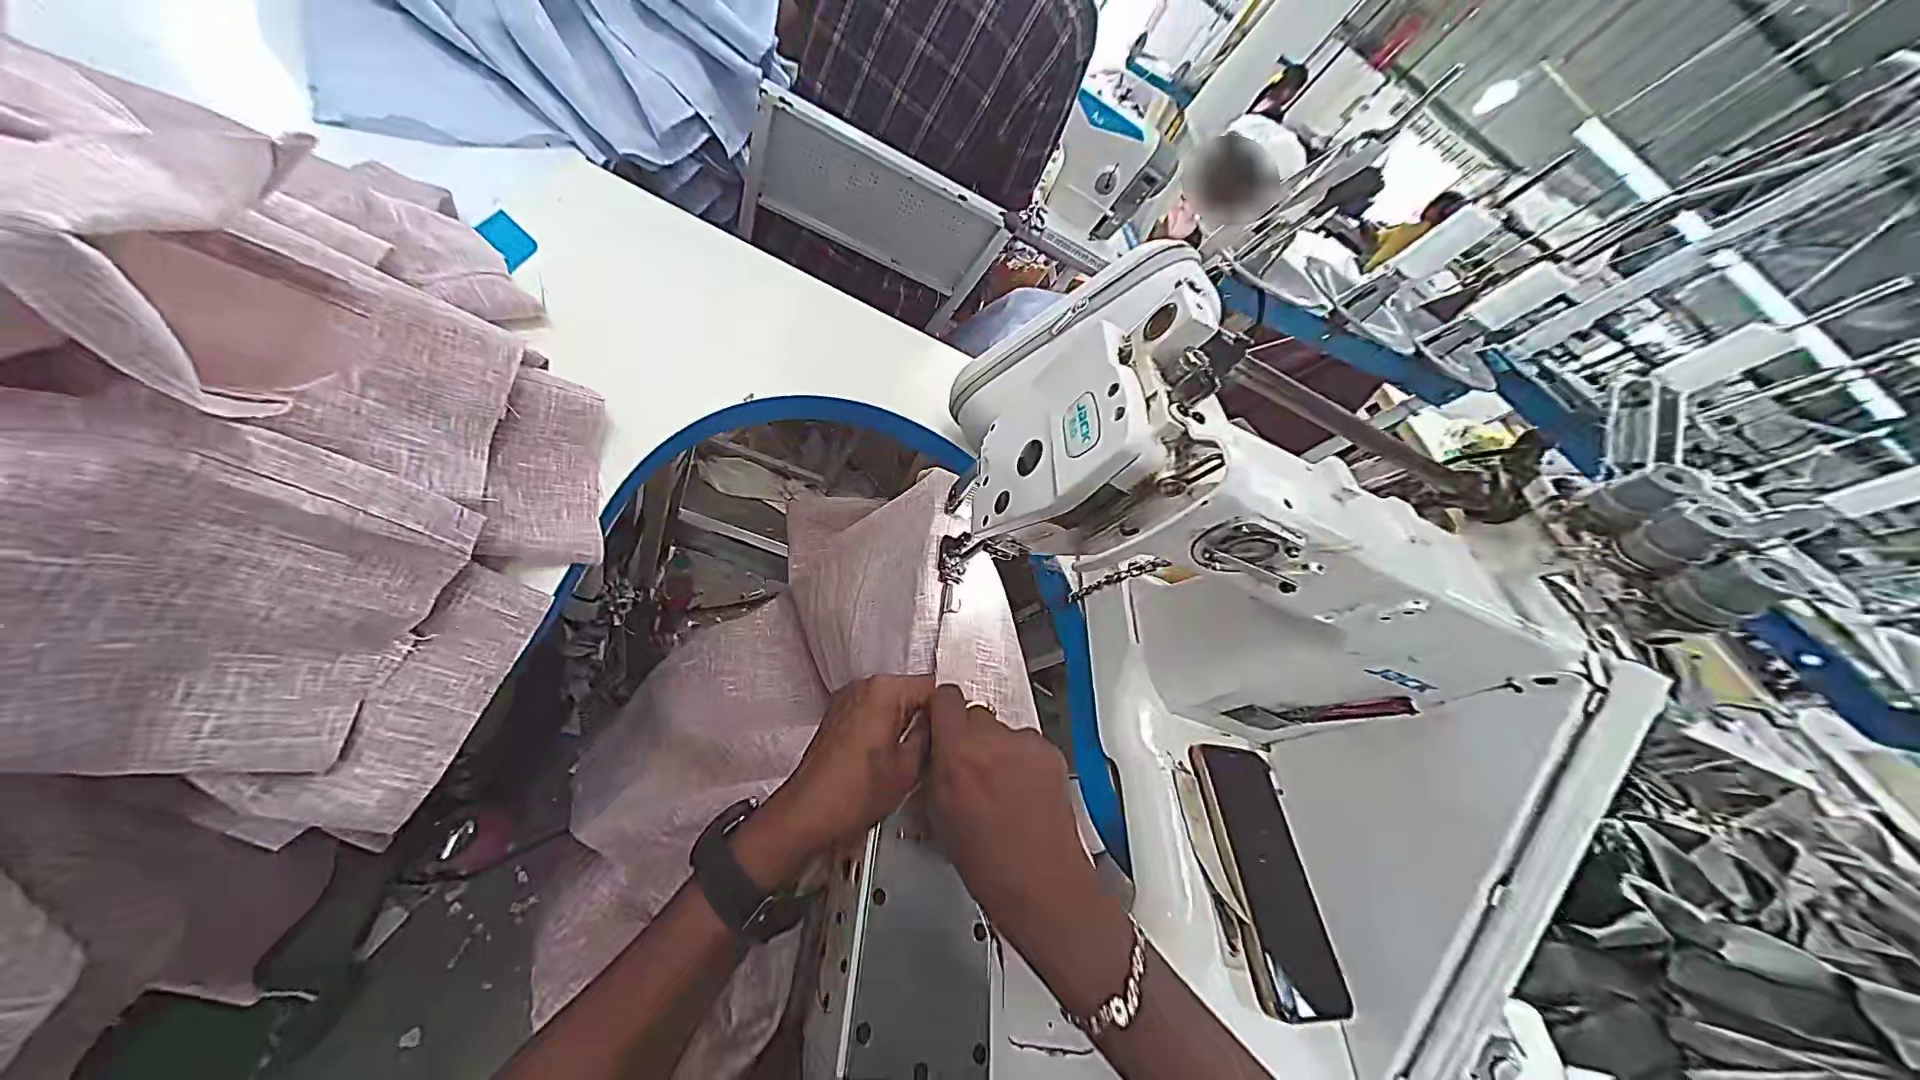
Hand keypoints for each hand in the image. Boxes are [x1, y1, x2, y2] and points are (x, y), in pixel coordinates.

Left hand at [733, 674, 933, 889]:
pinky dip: (884, 730)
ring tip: (910, 759)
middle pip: (912, 693)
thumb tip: (943, 726)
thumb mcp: (911, 767)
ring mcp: (848, 700)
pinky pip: (873, 713)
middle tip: (936, 750)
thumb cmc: (850, 795)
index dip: (949, 713)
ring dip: (905, 725)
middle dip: (926, 719)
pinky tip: (888, 760)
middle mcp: (863, 686)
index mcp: (884, 690)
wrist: (808, 815)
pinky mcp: (838, 716)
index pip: (934, 687)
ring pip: (893, 704)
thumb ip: (934, 735)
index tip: (954, 734)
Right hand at [925, 685, 1124, 1002]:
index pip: (945, 698)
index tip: (942, 719)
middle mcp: (992, 742)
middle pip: (975, 713)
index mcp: (957, 755)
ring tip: (1001, 787)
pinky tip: (1022, 790)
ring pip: (1003, 729)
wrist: (1040, 884)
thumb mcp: (939, 817)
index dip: (942, 710)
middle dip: (970, 735)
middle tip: (972, 766)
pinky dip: (1024, 759)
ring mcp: (1025, 745)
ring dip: (998, 748)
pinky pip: (1028, 743)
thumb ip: (933, 773)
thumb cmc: (991, 865)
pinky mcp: (1050, 753)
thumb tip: (933, 754)